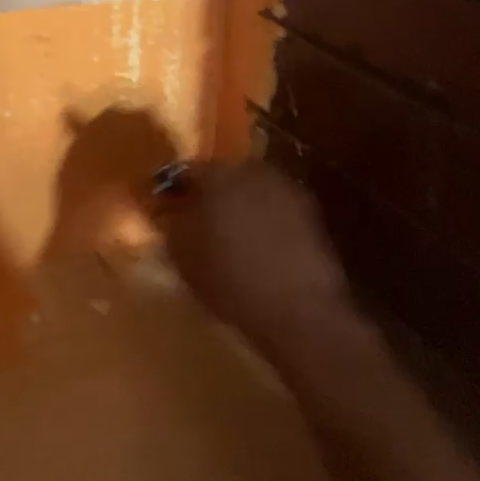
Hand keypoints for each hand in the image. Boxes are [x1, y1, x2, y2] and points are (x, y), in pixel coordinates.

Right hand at [152, 159, 352, 343]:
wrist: (298, 310)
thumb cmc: (229, 278)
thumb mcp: (182, 254)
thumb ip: (171, 223)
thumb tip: (169, 210)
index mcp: (217, 175)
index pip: (186, 170)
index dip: (175, 188)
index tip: (167, 205)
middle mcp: (252, 172)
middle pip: (224, 175)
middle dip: (212, 193)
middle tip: (201, 218)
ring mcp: (287, 190)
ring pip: (253, 190)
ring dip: (242, 205)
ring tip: (233, 233)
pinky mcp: (312, 215)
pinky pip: (277, 209)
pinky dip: (266, 220)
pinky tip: (261, 245)